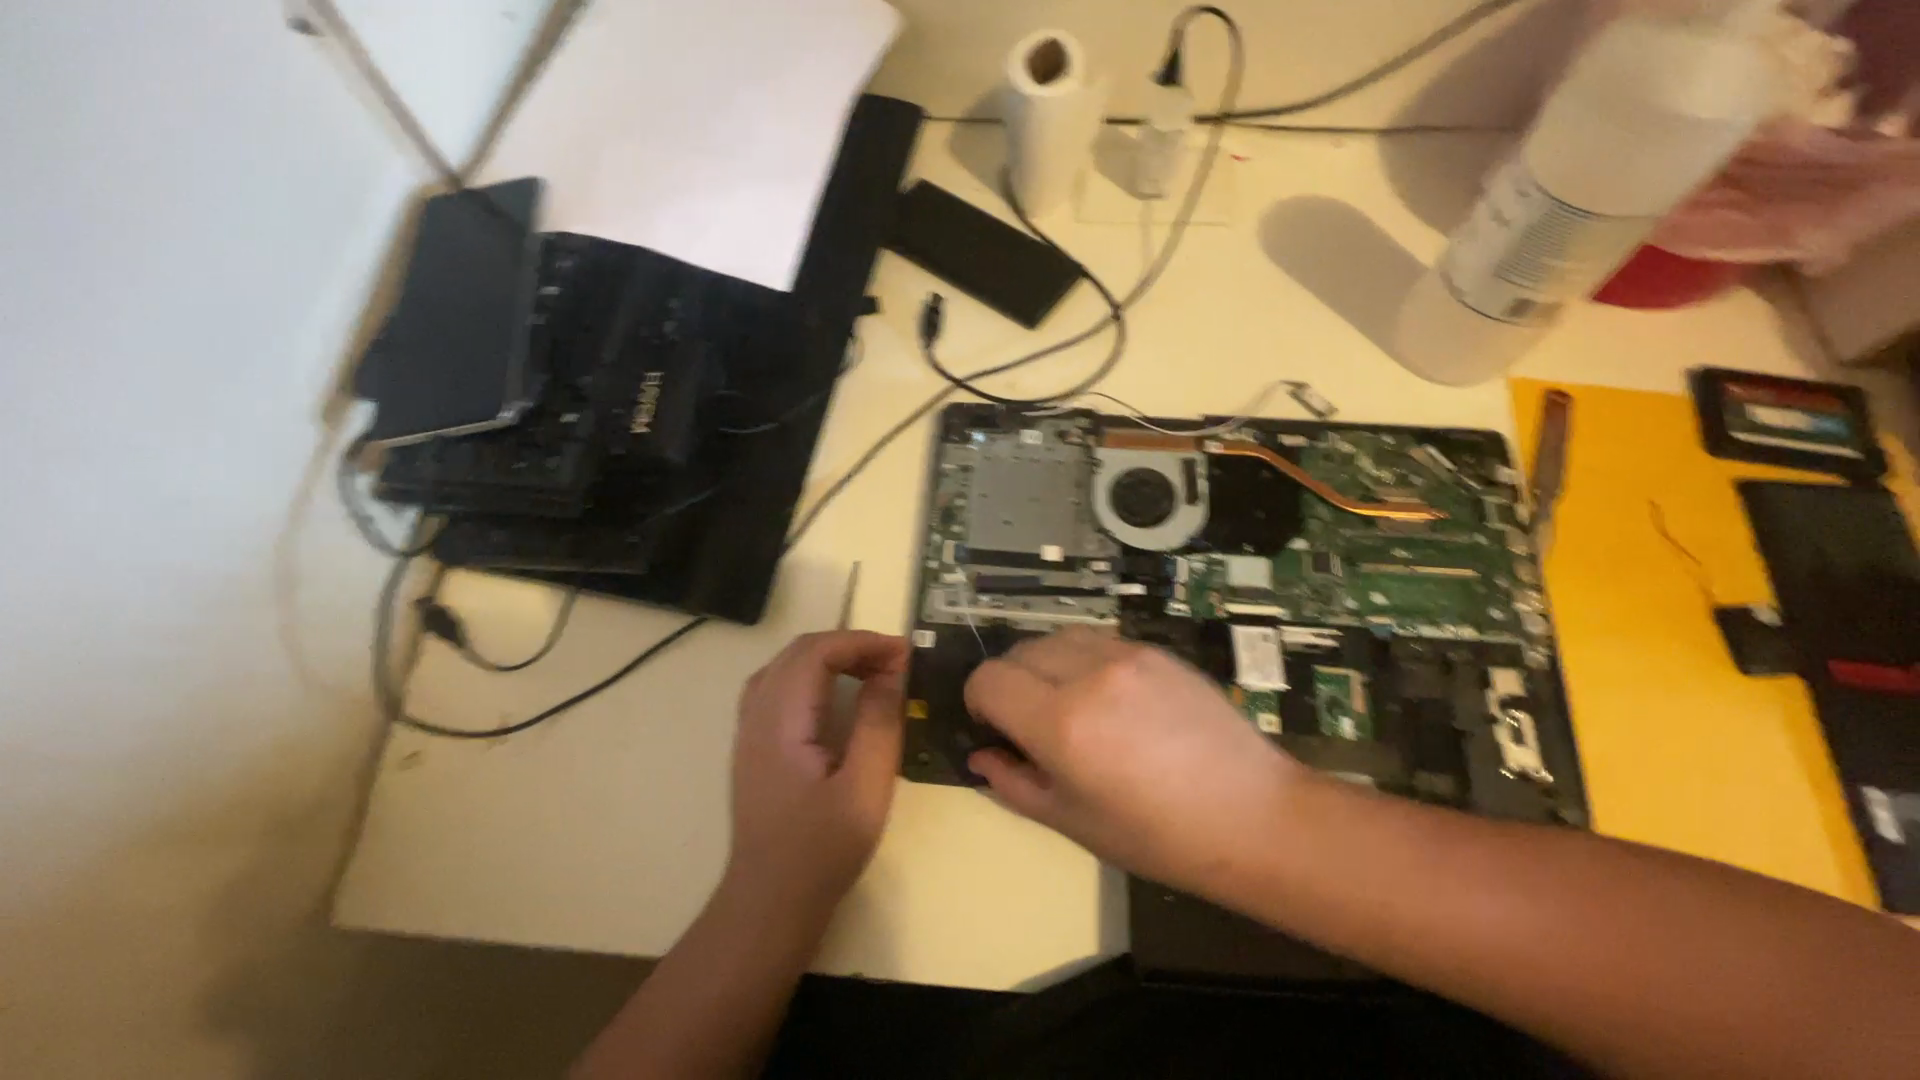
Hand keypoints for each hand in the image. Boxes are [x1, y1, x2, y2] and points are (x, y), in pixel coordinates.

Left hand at [726, 630, 907, 919]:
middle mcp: (757, 715)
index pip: (816, 652)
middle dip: (849, 645)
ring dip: (829, 657)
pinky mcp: (752, 746)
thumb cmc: (821, 850)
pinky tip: (835, 696)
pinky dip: (810, 675)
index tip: (904, 655)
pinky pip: (776, 686)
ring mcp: (749, 730)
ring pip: (784, 666)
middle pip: (798, 652)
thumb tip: (891, 673)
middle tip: (895, 664)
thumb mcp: (865, 789)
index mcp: (781, 721)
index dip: (861, 643)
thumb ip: (878, 724)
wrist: (769, 901)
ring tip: (871, 672)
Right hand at [963, 627, 1304, 896]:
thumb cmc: (1158, 836)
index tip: (993, 729)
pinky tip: (1108, 697)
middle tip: (1029, 725)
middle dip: (1009, 684)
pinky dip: (1082, 659)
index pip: (989, 679)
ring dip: (1044, 665)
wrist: (1253, 815)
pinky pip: (1097, 639)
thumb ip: (1015, 783)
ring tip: (1066, 705)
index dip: (979, 702)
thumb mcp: (1073, 823)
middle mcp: (1088, 674)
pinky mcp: (1156, 650)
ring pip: (1056, 637)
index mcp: (1062, 723)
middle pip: (1018, 652)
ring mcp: (1126, 655)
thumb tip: (981, 757)